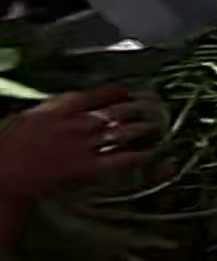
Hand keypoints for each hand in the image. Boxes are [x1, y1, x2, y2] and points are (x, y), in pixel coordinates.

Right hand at [0, 88, 159, 201]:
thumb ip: (49, 112)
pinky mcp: (90, 168)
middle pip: (124, 110)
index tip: (128, 93)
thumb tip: (75, 104)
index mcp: (51, 113)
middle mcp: (74, 126)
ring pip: (133, 130)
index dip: (118, 92)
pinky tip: (152, 150)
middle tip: (153, 108)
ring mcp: (84, 146)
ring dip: (148, 128)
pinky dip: (145, 152)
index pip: (97, 94)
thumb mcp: (17, 123)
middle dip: (143, 108)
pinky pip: (129, 157)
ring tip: (155, 127)